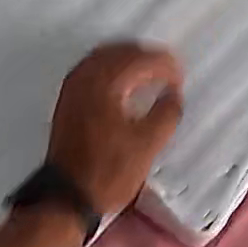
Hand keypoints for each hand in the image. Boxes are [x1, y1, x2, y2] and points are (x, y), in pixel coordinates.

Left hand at [47, 43, 184, 217]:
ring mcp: (72, 88)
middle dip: (147, 57)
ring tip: (150, 75)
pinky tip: (123, 85)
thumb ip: (166, 113)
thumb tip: (174, 96)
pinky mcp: (67, 101)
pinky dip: (112, 70)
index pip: (141, 59)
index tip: (180, 77)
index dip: (165, 65)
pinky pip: (92, 70)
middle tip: (169, 71)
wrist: (69, 195)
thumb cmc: (109, 172)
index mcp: (106, 84)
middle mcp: (85, 78)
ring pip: (104, 58)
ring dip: (128, 61)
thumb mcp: (148, 145)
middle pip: (120, 51)